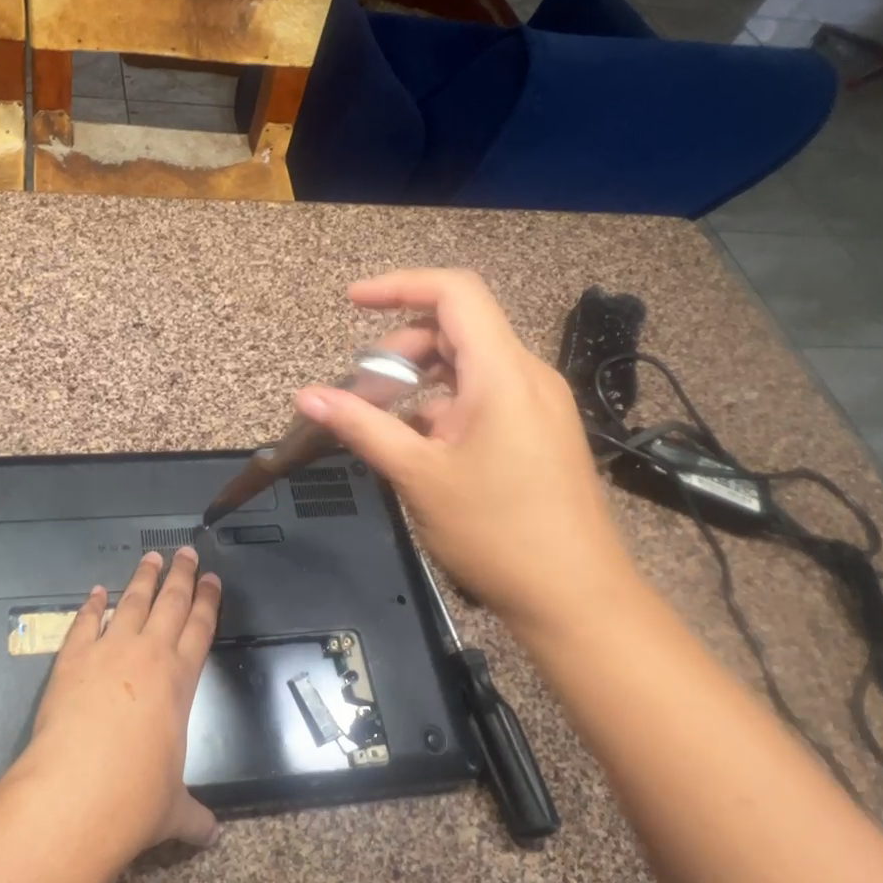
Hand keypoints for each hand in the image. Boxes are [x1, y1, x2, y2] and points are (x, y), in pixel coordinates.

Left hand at [6, 548, 222, 863]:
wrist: (78, 791)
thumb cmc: (135, 798)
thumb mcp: (172, 811)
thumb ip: (193, 817)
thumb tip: (212, 836)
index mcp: (180, 682)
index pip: (201, 629)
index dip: (209, 602)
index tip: (213, 580)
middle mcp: (148, 655)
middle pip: (171, 603)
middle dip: (182, 576)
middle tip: (187, 552)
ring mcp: (108, 651)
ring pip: (131, 602)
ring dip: (142, 578)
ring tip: (151, 557)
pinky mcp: (71, 658)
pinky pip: (84, 622)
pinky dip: (91, 604)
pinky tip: (96, 591)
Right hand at [295, 269, 636, 633]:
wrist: (575, 597)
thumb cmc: (498, 533)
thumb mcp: (418, 475)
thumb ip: (361, 426)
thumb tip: (307, 396)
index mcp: (503, 373)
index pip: (454, 293)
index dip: (399, 284)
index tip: (352, 301)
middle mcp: (527, 376)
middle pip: (456, 329)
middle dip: (399, 349)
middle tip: (361, 394)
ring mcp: (538, 404)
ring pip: (468, 365)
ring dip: (419, 380)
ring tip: (383, 422)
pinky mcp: (540, 431)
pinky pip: (484, 395)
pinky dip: (443, 406)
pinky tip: (418, 446)